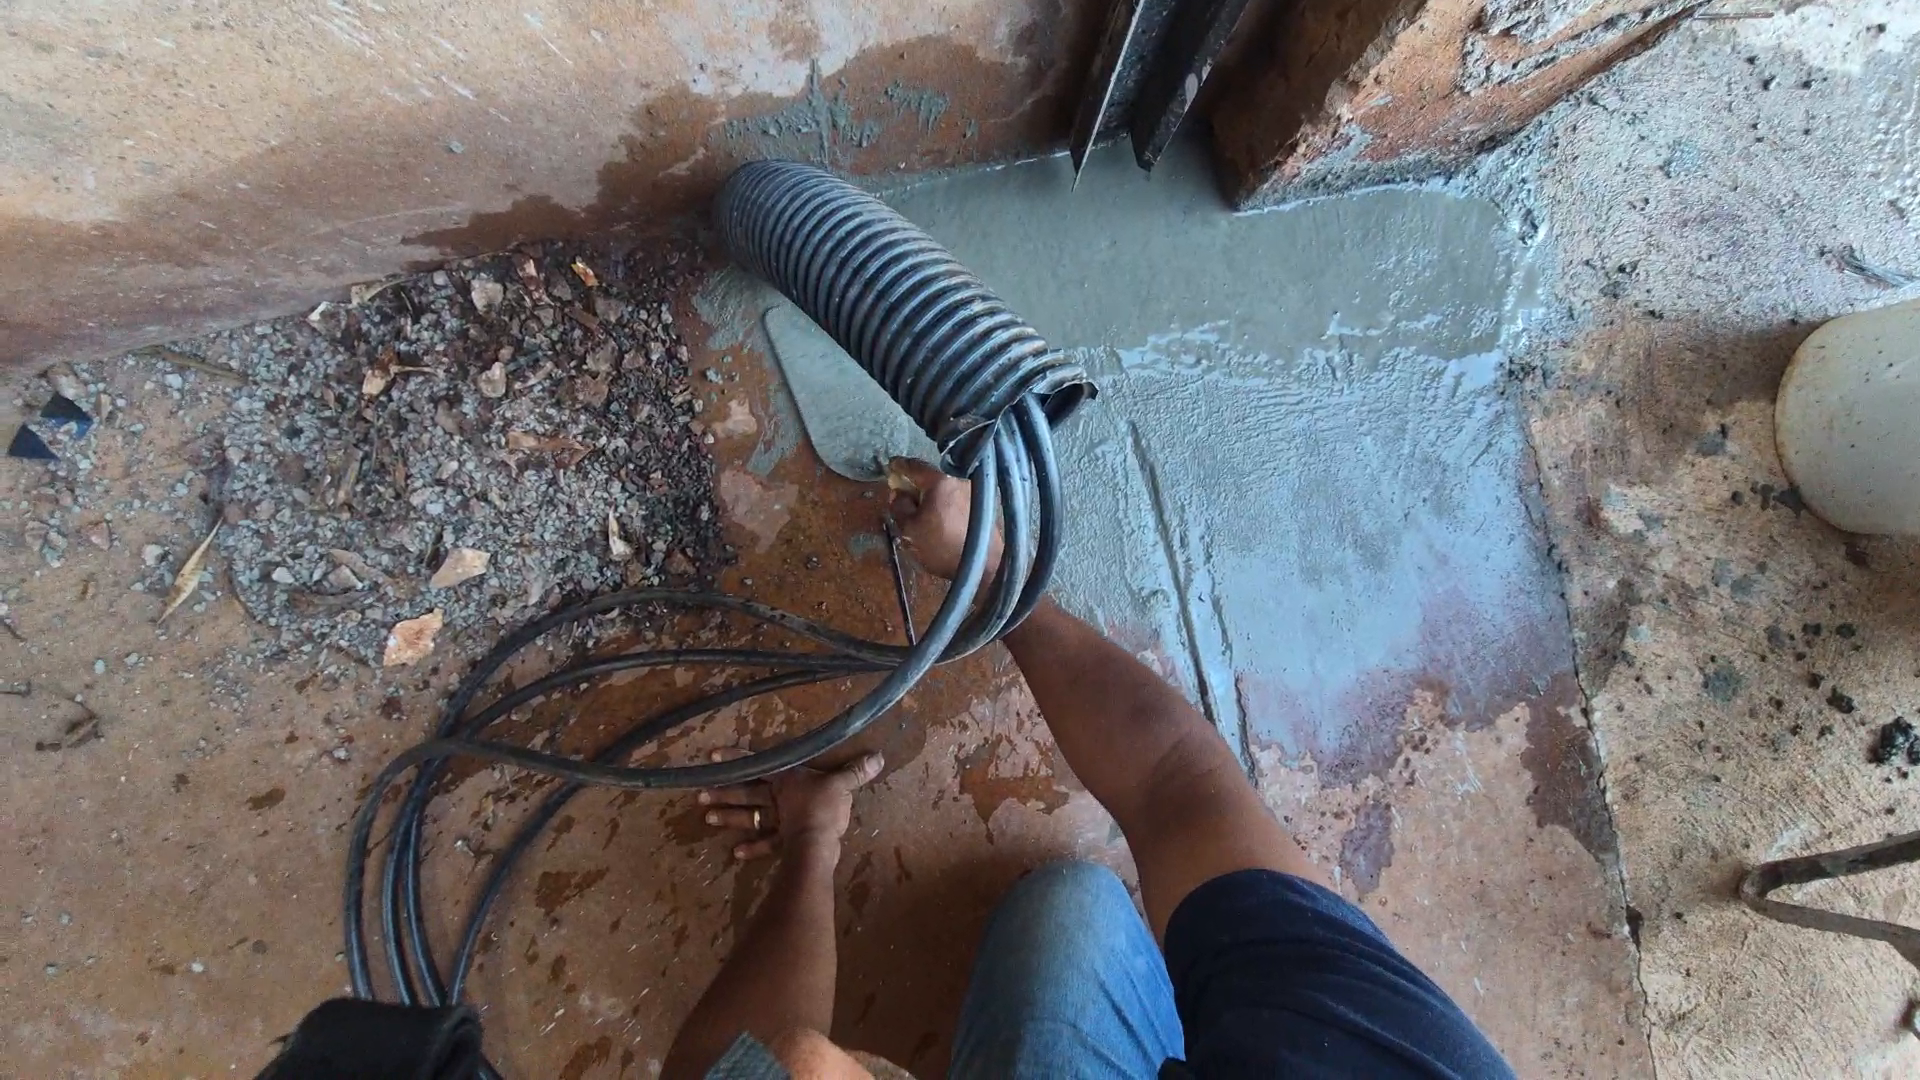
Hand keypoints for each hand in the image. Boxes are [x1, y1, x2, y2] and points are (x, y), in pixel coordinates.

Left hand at [697, 750, 884, 860]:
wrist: (818, 843)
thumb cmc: (825, 807)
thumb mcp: (843, 784)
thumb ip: (857, 772)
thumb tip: (879, 757)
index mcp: (786, 779)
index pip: (758, 763)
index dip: (736, 758)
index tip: (713, 756)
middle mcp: (776, 798)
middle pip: (746, 791)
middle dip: (723, 790)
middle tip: (699, 792)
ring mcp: (776, 821)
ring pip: (748, 816)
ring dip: (728, 817)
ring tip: (706, 818)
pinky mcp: (781, 842)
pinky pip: (764, 843)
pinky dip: (751, 848)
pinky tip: (735, 853)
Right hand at [886, 457, 1000, 582]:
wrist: (981, 566)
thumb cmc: (942, 548)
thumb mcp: (909, 529)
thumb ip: (898, 506)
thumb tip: (899, 494)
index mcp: (940, 481)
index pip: (914, 466)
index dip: (898, 465)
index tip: (891, 466)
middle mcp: (958, 481)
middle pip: (930, 477)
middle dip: (914, 484)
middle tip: (901, 494)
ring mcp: (971, 492)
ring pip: (942, 489)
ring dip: (929, 496)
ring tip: (919, 512)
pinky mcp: (980, 506)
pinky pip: (953, 498)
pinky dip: (942, 504)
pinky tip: (937, 519)